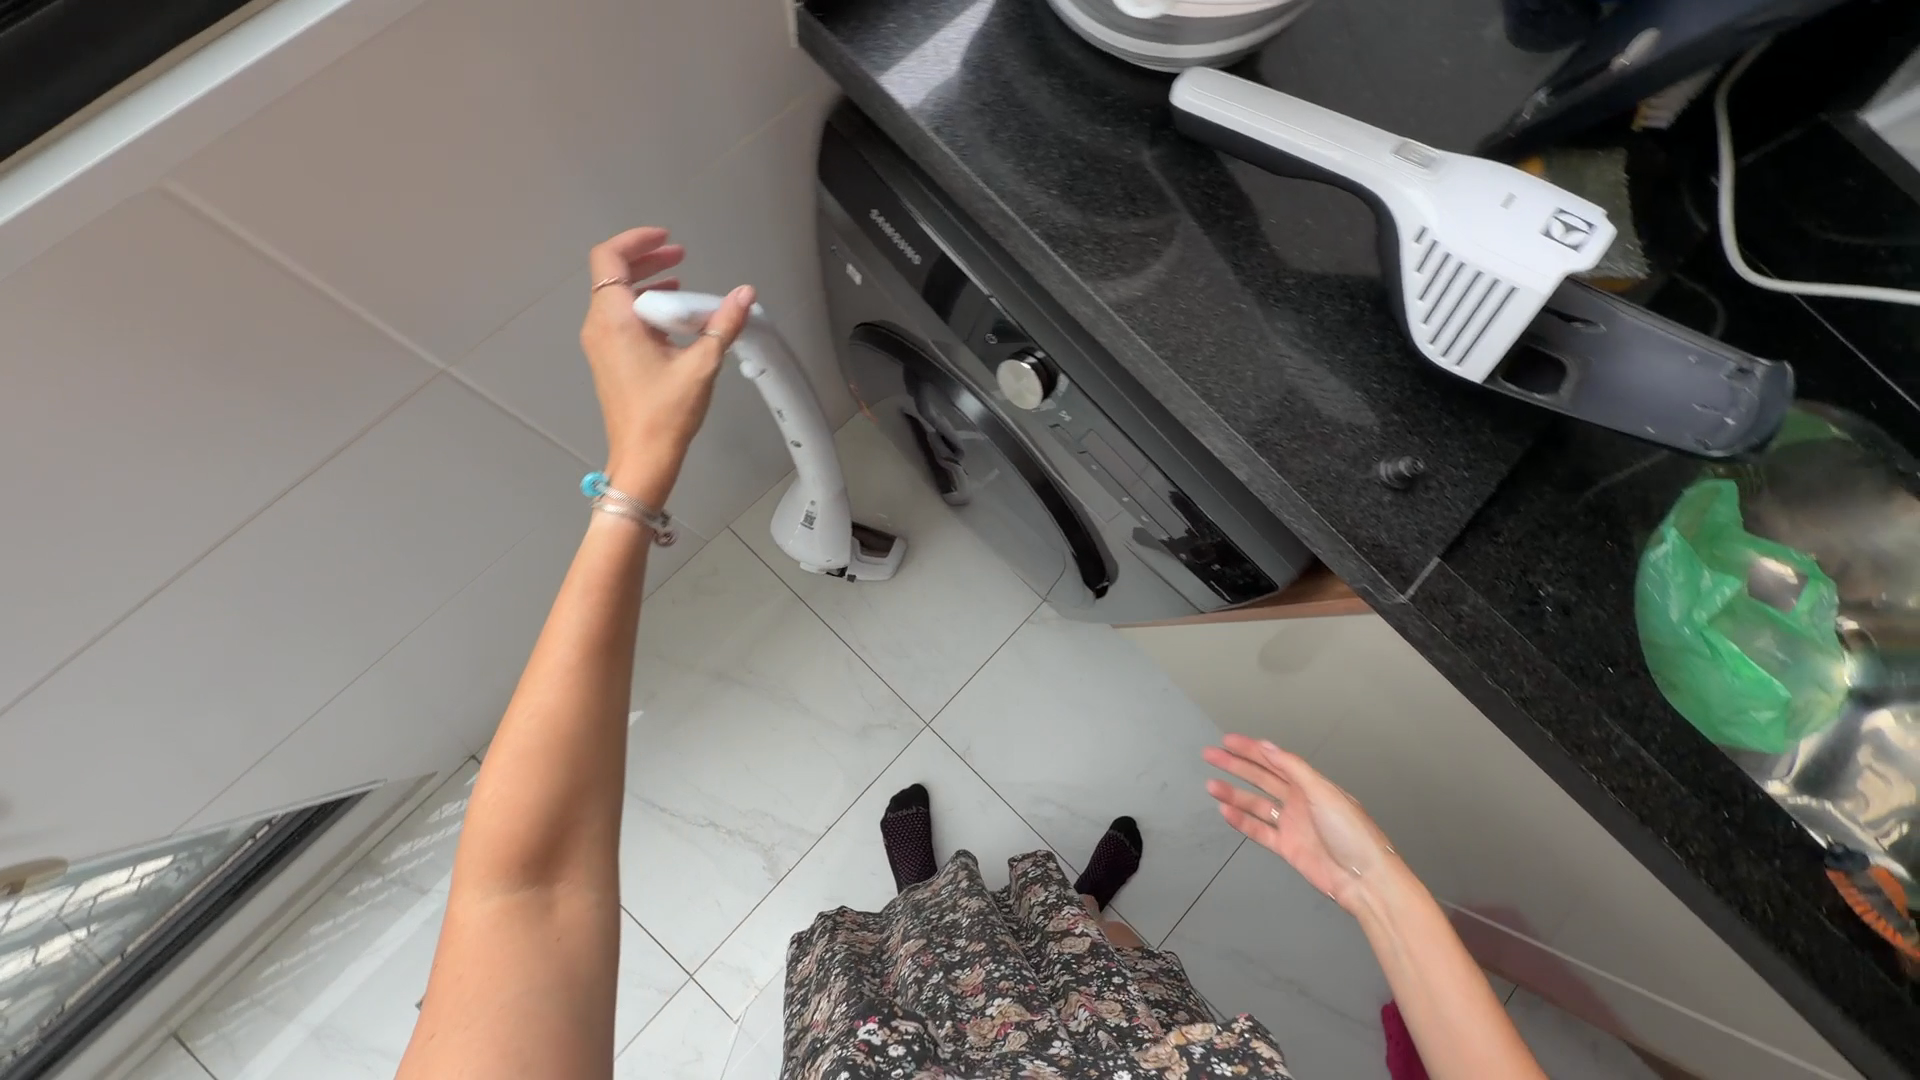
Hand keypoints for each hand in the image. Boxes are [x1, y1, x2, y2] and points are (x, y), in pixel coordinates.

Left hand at [578, 227, 754, 506]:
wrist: (643, 457)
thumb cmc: (666, 412)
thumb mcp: (701, 365)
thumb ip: (723, 325)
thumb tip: (745, 294)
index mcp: (614, 319)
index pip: (609, 258)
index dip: (636, 241)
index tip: (667, 240)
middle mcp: (599, 326)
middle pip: (612, 275)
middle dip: (646, 259)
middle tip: (681, 257)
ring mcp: (600, 345)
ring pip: (616, 298)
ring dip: (646, 284)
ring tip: (681, 283)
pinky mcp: (608, 361)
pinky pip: (620, 320)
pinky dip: (644, 308)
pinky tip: (673, 321)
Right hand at [1203, 735, 1398, 913]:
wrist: (1365, 881)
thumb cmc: (1352, 834)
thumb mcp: (1324, 793)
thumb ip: (1294, 768)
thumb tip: (1267, 746)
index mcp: (1311, 785)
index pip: (1275, 761)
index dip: (1251, 749)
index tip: (1228, 741)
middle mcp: (1299, 801)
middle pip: (1261, 778)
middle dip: (1235, 766)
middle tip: (1211, 756)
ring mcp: (1291, 824)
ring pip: (1256, 804)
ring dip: (1234, 793)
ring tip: (1212, 786)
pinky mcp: (1286, 847)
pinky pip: (1258, 830)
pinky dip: (1241, 820)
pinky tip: (1226, 812)